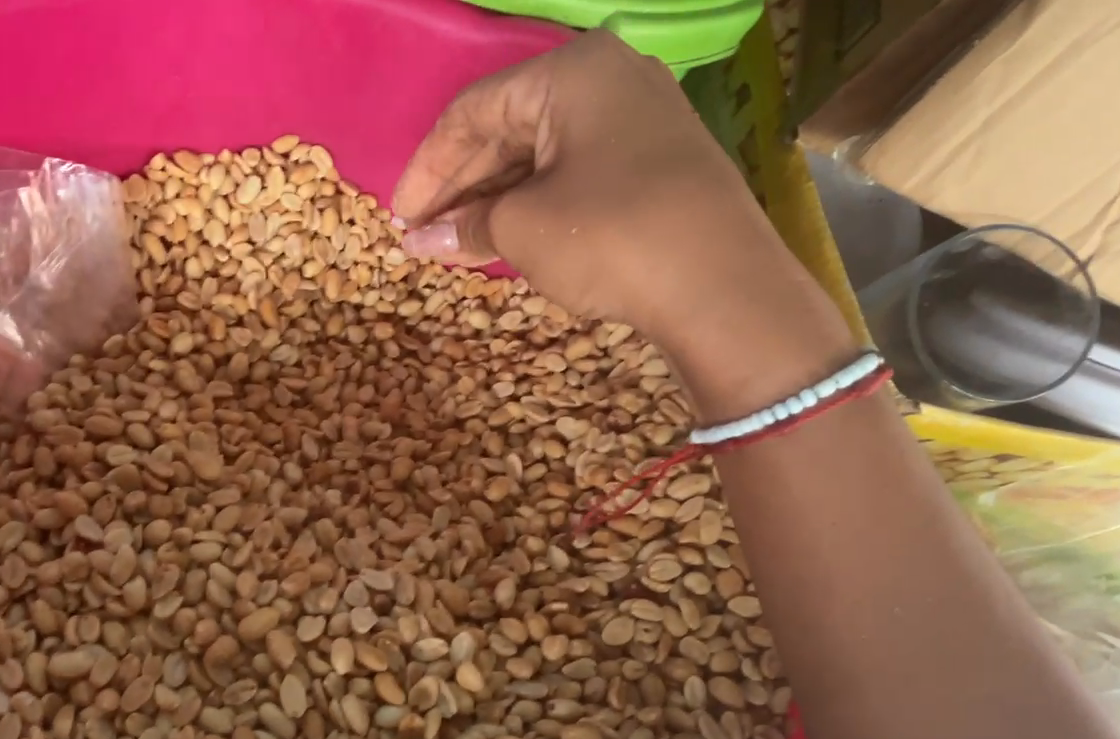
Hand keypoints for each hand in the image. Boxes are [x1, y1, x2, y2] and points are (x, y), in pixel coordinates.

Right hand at [393, 32, 852, 411]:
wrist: (720, 284)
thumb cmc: (609, 237)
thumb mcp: (523, 229)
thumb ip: (465, 226)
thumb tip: (418, 240)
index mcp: (570, 73)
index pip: (472, 112)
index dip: (427, 168)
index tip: (399, 216)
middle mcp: (607, 79)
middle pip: (507, 129)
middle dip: (459, 185)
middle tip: (421, 232)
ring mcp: (637, 118)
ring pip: (541, 154)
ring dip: (492, 199)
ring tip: (453, 241)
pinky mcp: (653, 161)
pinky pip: (573, 172)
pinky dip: (533, 204)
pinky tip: (503, 235)